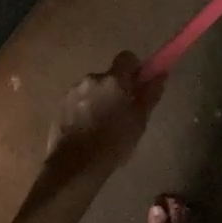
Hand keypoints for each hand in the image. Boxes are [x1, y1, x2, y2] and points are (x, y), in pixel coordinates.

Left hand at [44, 51, 163, 180]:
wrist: (75, 165)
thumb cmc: (113, 144)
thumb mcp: (139, 122)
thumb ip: (150, 95)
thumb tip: (160, 75)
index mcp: (113, 80)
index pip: (127, 57)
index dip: (134, 69)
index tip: (137, 85)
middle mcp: (92, 78)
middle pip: (109, 76)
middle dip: (116, 89)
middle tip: (121, 112)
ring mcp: (73, 90)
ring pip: (93, 88)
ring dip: (99, 99)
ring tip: (102, 125)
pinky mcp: (60, 104)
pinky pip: (78, 100)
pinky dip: (84, 109)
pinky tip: (87, 129)